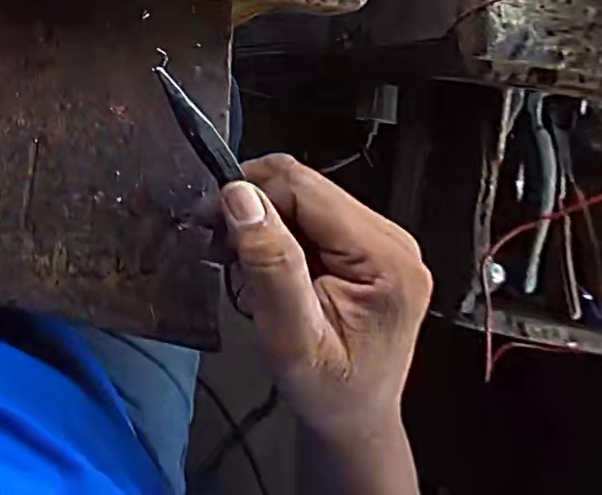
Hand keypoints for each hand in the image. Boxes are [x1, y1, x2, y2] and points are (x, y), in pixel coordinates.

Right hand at [209, 154, 430, 474]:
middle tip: (217, 235)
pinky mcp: (361, 241)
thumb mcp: (291, 337)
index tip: (211, 217)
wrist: (351, 419)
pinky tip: (259, 253)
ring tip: (237, 251)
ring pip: (299, 191)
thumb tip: (242, 197)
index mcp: (385, 258)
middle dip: (251, 202)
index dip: (250, 193)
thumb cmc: (328, 391)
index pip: (303, 188)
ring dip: (259, 213)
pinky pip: (306, 208)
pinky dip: (273, 224)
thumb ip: (270, 264)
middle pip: (302, 183)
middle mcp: (390, 239)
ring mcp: (378, 238)